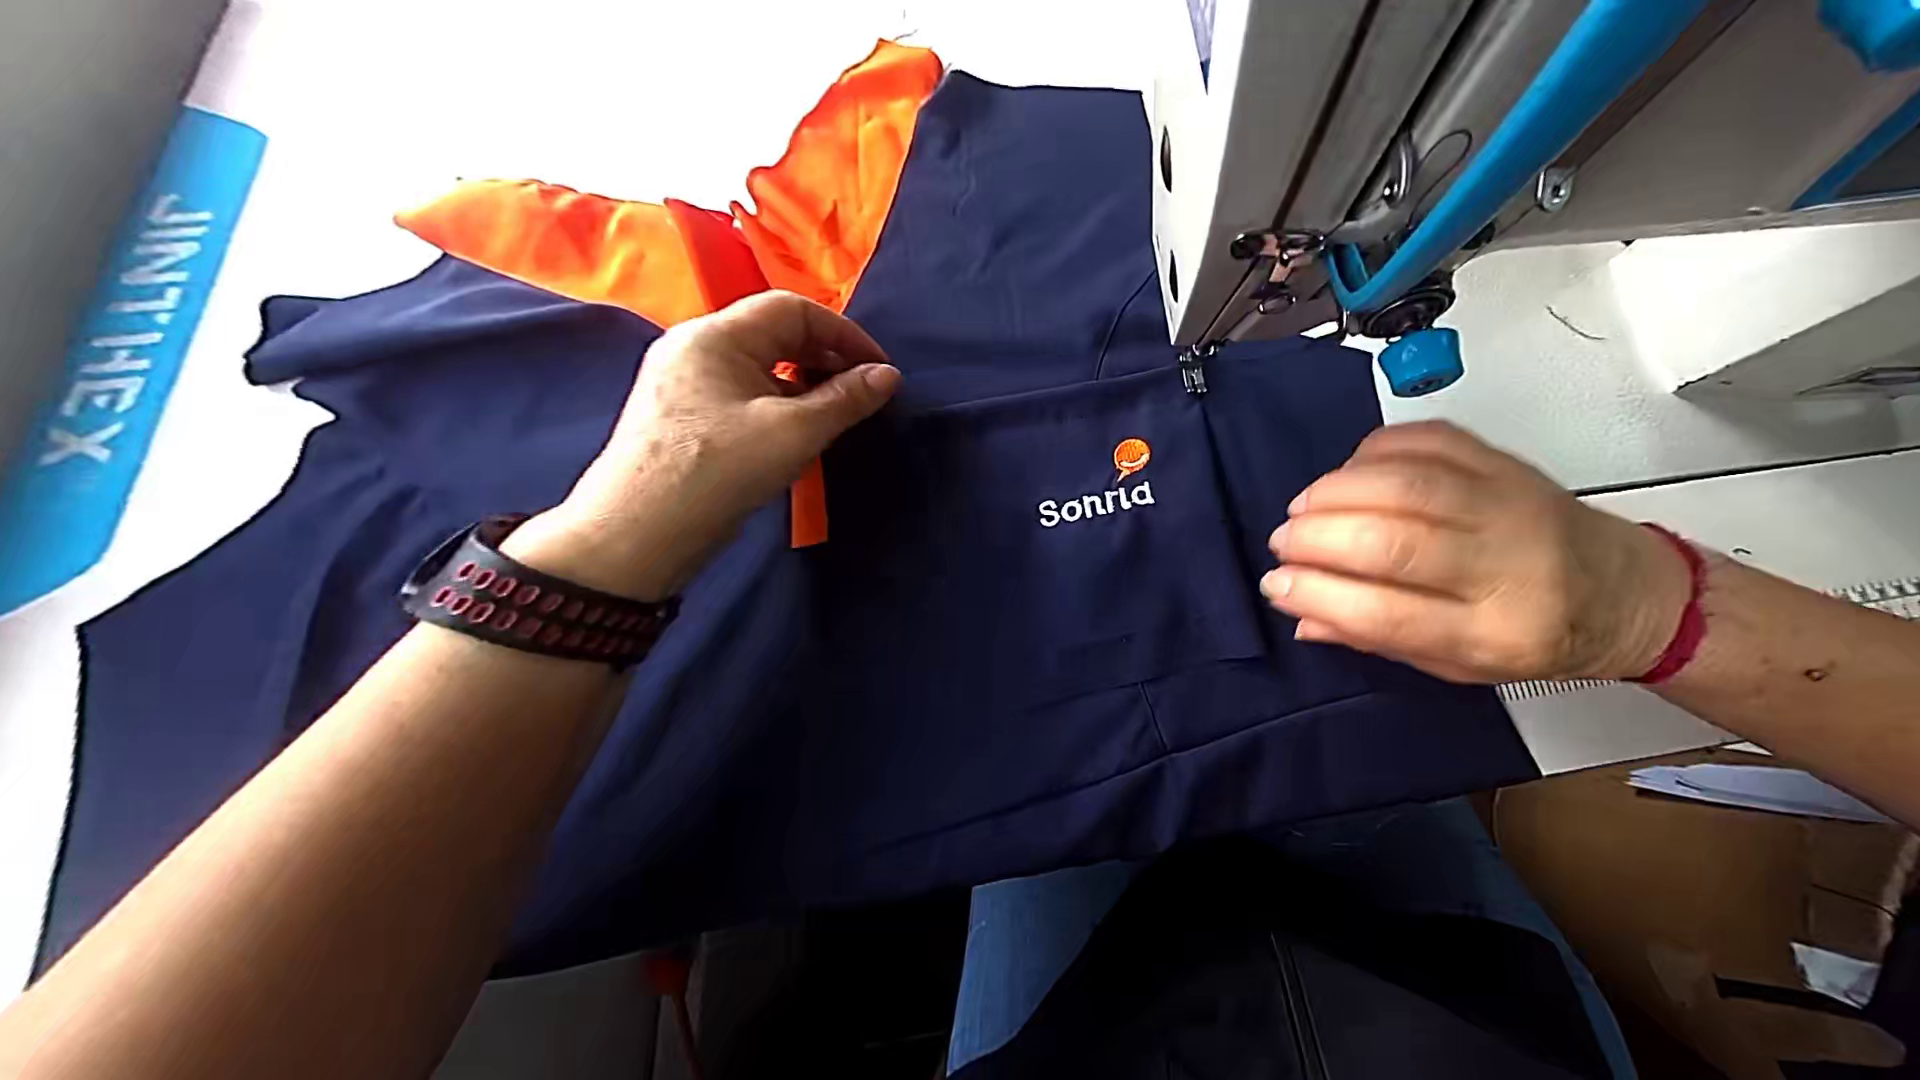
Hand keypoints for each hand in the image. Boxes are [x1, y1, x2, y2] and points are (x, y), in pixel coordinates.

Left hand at [502, 291, 900, 599]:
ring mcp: (683, 384)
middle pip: (774, 334)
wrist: (638, 536)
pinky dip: (777, 406)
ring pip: (759, 369)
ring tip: (834, 419)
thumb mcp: (793, 433)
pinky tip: (794, 436)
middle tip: (860, 395)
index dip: (844, 333)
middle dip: (825, 359)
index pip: (792, 309)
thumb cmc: (718, 472)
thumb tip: (888, 375)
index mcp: (715, 335)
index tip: (879, 371)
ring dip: (804, 386)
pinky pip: (742, 396)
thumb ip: (845, 400)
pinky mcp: (683, 418)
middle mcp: (693, 348)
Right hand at [1259, 421, 1690, 683]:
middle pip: (1394, 541)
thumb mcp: (1454, 664)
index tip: (1276, 583)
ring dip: (1335, 492)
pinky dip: (1371, 452)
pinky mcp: (1508, 462)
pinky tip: (1347, 475)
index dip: (1319, 594)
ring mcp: (1513, 505)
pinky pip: (1428, 440)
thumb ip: (1373, 638)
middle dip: (1317, 538)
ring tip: (1302, 508)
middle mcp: (1510, 566)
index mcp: (1495, 633)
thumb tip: (1297, 611)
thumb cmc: (1532, 637)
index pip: (1390, 613)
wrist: (1627, 591)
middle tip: (1283, 542)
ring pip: (1407, 484)